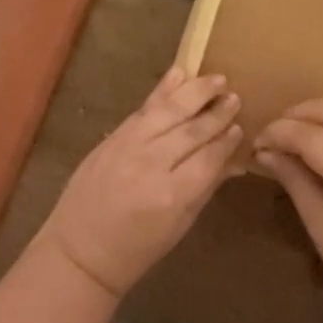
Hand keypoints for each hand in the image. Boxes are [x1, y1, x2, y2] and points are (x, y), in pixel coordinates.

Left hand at [40, 68, 244, 298]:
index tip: (240, 128)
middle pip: (192, 130)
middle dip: (216, 113)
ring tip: (216, 79)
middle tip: (235, 98)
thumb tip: (232, 161)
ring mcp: (128, 146)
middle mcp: (151, 164)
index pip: (209, 158)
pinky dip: (162, 89)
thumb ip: (205, 187)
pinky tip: (179, 73)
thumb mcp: (179, 226)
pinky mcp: (113, 137)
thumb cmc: (136, 249)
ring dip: (195, 92)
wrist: (81, 249)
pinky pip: (142, 108)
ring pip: (168, 111)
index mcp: (172, 196)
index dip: (227, 141)